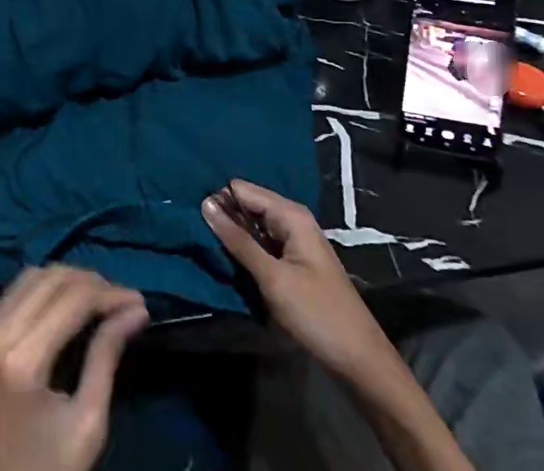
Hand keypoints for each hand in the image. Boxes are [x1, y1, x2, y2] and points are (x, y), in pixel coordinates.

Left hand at [0, 266, 149, 470]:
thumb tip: (137, 310)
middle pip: (52, 279)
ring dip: (67, 281)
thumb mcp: (87, 423)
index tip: (140, 303)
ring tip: (98, 301)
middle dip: (93, 282)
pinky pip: (13, 295)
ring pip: (30, 278)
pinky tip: (65, 307)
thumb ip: (106, 357)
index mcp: (22, 362)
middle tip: (122, 303)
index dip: (112, 293)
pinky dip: (43, 290)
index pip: (75, 298)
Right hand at [202, 180, 397, 379]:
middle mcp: (293, 220)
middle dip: (223, 213)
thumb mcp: (273, 277)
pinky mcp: (291, 261)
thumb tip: (206, 204)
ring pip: (253, 226)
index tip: (188, 208)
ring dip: (231, 232)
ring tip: (197, 238)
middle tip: (188, 225)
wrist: (355, 354)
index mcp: (291, 214)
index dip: (219, 197)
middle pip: (249, 205)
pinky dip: (243, 248)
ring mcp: (293, 241)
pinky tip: (222, 256)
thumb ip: (238, 241)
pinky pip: (261, 244)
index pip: (244, 189)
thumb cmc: (316, 312)